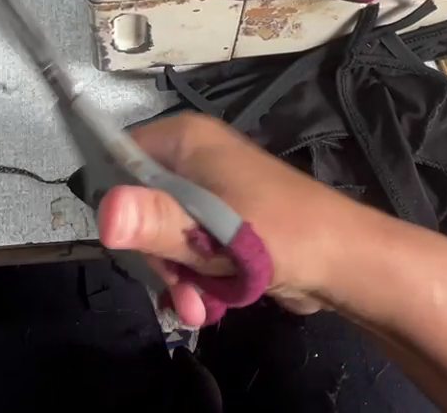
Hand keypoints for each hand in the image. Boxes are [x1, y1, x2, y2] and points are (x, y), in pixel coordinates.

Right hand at [97, 112, 379, 325]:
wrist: (342, 261)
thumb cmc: (277, 232)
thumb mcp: (211, 230)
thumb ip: (156, 220)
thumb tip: (103, 211)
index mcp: (185, 139)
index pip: (121, 159)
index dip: (121, 204)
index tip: (134, 244)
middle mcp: (194, 156)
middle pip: (143, 204)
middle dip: (158, 254)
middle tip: (178, 287)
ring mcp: (211, 188)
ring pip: (166, 232)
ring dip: (177, 274)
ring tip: (199, 306)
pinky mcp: (225, 219)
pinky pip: (190, 246)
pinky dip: (195, 276)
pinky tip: (209, 303)